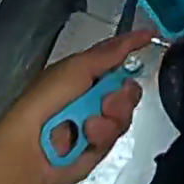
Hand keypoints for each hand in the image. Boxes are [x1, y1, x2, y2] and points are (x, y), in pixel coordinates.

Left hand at [0, 31, 154, 183]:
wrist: (31, 147)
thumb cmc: (49, 98)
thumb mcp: (78, 67)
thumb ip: (109, 54)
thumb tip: (134, 36)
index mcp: (84, 71)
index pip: (114, 54)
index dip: (132, 45)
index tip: (152, 37)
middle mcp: (92, 95)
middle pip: (126, 87)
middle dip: (124, 94)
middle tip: (110, 101)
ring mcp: (96, 121)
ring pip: (123, 112)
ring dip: (112, 115)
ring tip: (92, 123)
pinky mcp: (97, 147)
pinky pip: (114, 135)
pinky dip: (103, 133)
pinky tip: (88, 135)